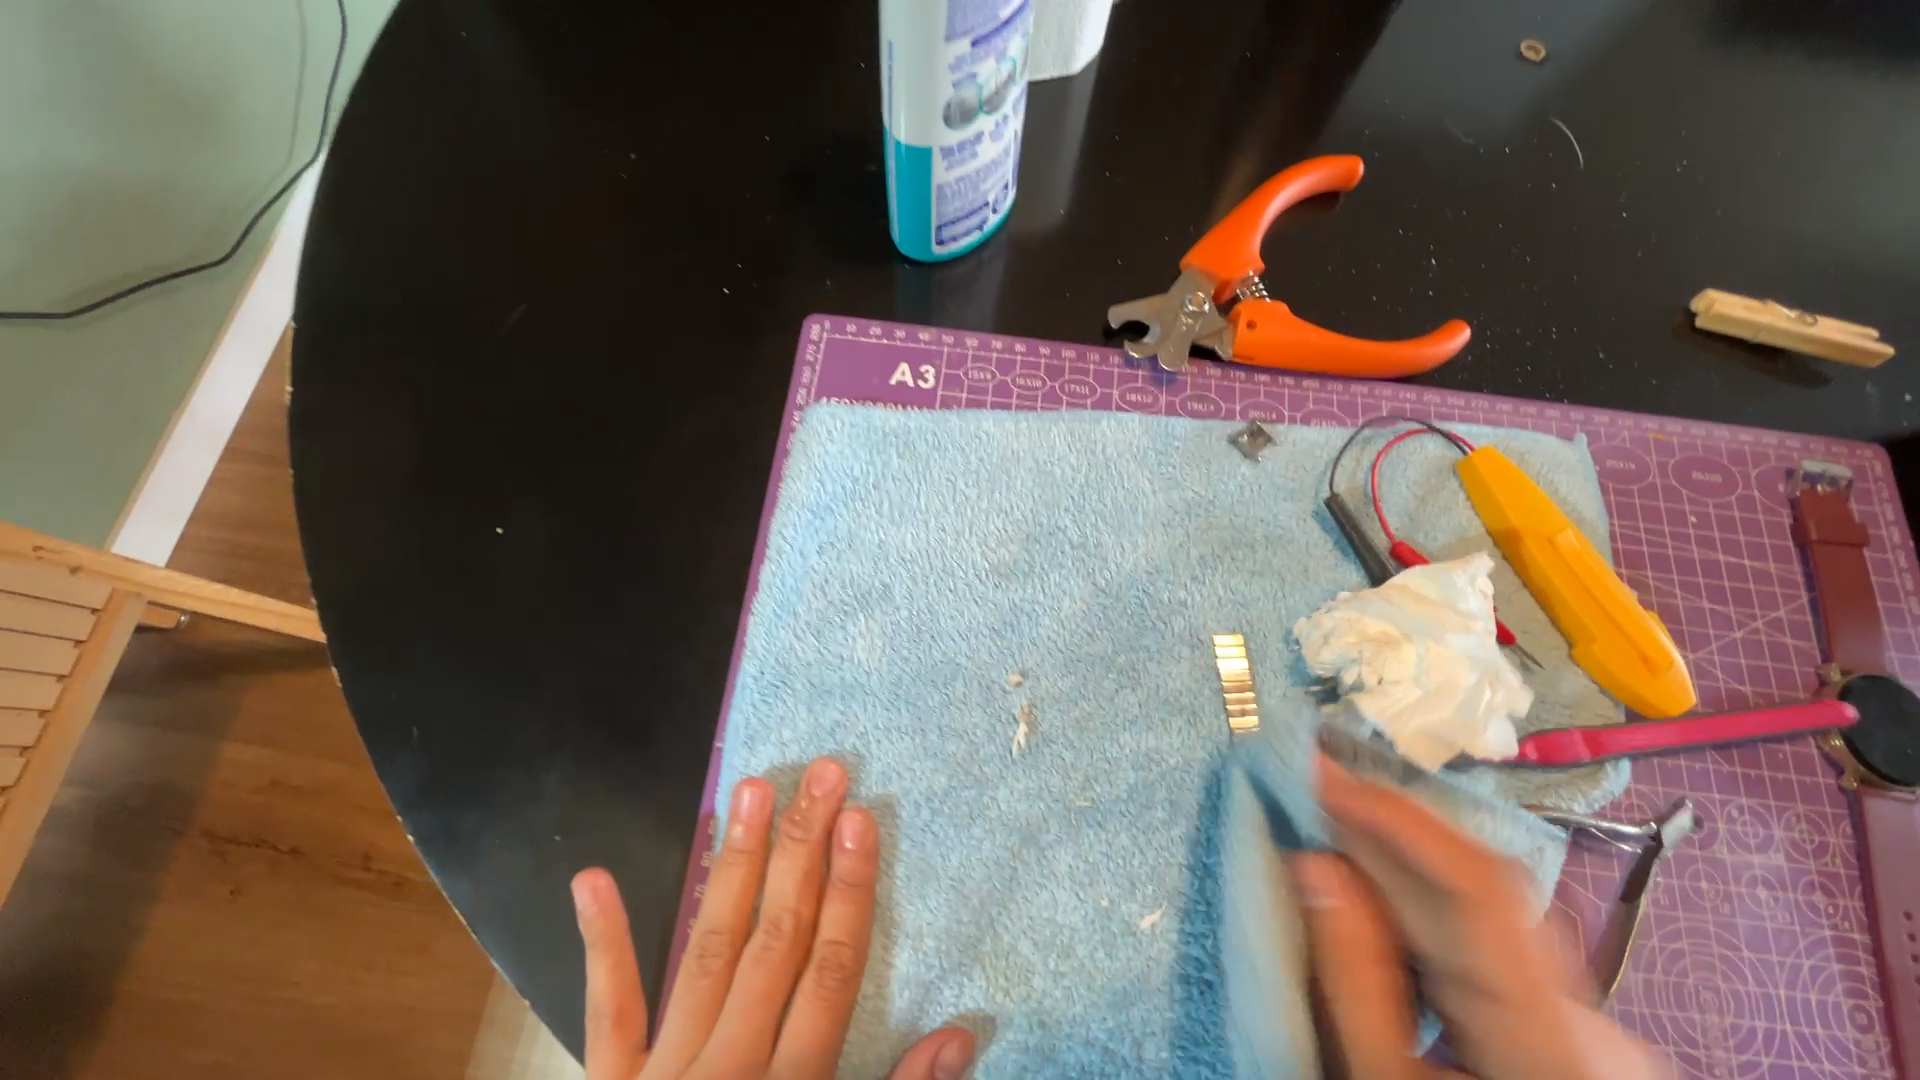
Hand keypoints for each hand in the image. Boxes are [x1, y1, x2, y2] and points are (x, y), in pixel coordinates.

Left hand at [572, 757, 975, 1079]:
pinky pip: (607, 1012)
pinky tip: (593, 875)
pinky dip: (604, 944)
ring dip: (734, 867)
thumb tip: (961, 1033)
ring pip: (708, 951)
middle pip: (775, 942)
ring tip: (752, 790)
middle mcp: (727, 1067)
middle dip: (803, 853)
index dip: (849, 891)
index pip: (830, 973)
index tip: (860, 818)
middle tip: (822, 775)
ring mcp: (662, 1073)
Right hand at [1292, 754, 1669, 1079]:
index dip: (1394, 816)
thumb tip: (1313, 860)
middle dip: (1392, 825)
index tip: (1316, 768)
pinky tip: (1380, 884)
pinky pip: (1496, 933)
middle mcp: (1590, 1020)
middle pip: (1488, 886)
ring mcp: (1594, 1020)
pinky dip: (1430, 896)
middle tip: (1313, 785)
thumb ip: (1348, 973)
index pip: (1473, 889)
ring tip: (1335, 820)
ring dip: (1407, 855)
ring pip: (1493, 904)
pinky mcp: (1575, 1022)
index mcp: (1544, 1045)